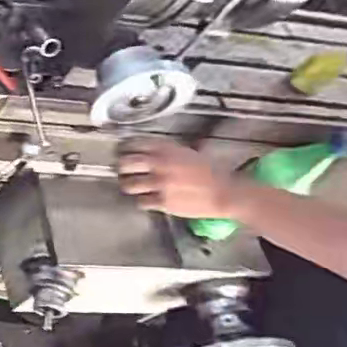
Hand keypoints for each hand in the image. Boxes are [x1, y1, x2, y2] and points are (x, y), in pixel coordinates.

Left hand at [116, 138, 239, 218]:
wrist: (225, 193)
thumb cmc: (209, 172)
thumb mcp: (188, 152)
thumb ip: (167, 150)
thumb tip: (146, 149)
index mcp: (167, 149)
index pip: (134, 144)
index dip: (126, 149)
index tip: (123, 152)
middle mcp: (160, 164)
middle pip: (124, 163)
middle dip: (122, 168)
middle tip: (125, 171)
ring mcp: (160, 183)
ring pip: (128, 184)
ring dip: (128, 185)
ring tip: (133, 186)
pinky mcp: (163, 202)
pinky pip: (140, 201)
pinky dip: (142, 201)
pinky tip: (148, 199)